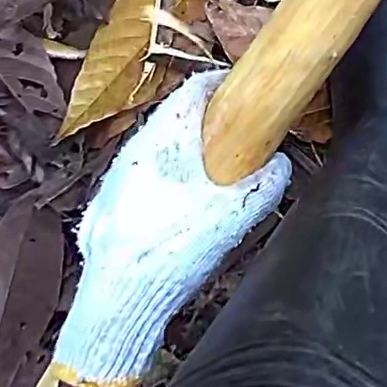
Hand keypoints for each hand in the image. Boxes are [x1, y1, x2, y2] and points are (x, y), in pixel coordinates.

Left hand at [50, 70, 290, 386]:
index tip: (243, 89)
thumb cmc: (173, 252)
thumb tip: (280, 164)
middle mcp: (135, 145)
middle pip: (177, 114)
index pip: (197, 86)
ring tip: (209, 175)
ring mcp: (116, 173)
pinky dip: (163, 177)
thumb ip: (266, 183)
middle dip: (208, 120)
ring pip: (157, 144)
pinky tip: (178, 209)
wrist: (116, 303)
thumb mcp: (234, 216)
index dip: (224, 82)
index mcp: (165, 135)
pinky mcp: (106, 201)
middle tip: (235, 137)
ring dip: (184, 149)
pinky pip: (141, 173)